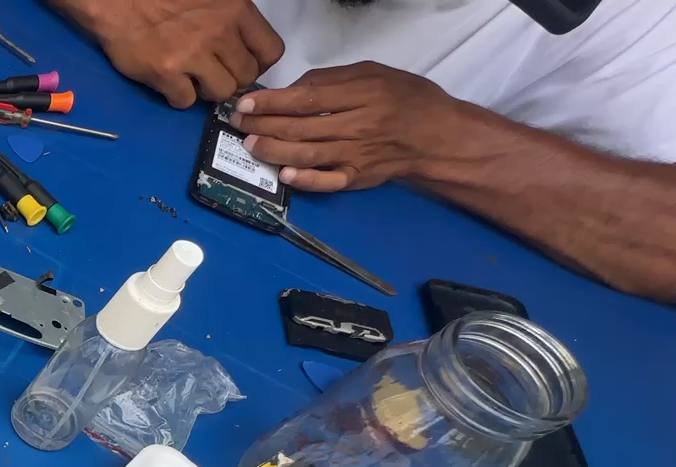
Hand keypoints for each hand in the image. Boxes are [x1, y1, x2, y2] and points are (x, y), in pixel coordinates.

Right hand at [53, 0, 282, 107]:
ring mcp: (194, 54)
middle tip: (214, 76)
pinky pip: (186, 101)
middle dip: (232, 81)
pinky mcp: (167, 73)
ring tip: (194, 81)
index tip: (241, 66)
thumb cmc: (167, 0)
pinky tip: (172, 84)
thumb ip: (233, 16)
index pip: (271, 51)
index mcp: (237, 9)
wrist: (123, 4)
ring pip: (221, 92)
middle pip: (246, 76)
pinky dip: (180, 98)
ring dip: (208, 92)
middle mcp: (221, 31)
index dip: (258, 65)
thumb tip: (243, 46)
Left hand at [235, 62, 485, 191]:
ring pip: (306, 153)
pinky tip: (283, 174)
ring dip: (272, 150)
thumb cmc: (401, 99)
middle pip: (301, 127)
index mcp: (364, 93)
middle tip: (239, 124)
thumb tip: (291, 89)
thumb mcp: (375, 75)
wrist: (436, 135)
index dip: (272, 102)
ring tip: (249, 144)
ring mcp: (356, 153)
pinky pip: (325, 181)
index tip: (245, 104)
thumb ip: (332, 79)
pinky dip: (304, 179)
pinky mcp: (354, 177)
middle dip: (263, 125)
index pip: (308, 98)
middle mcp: (359, 124)